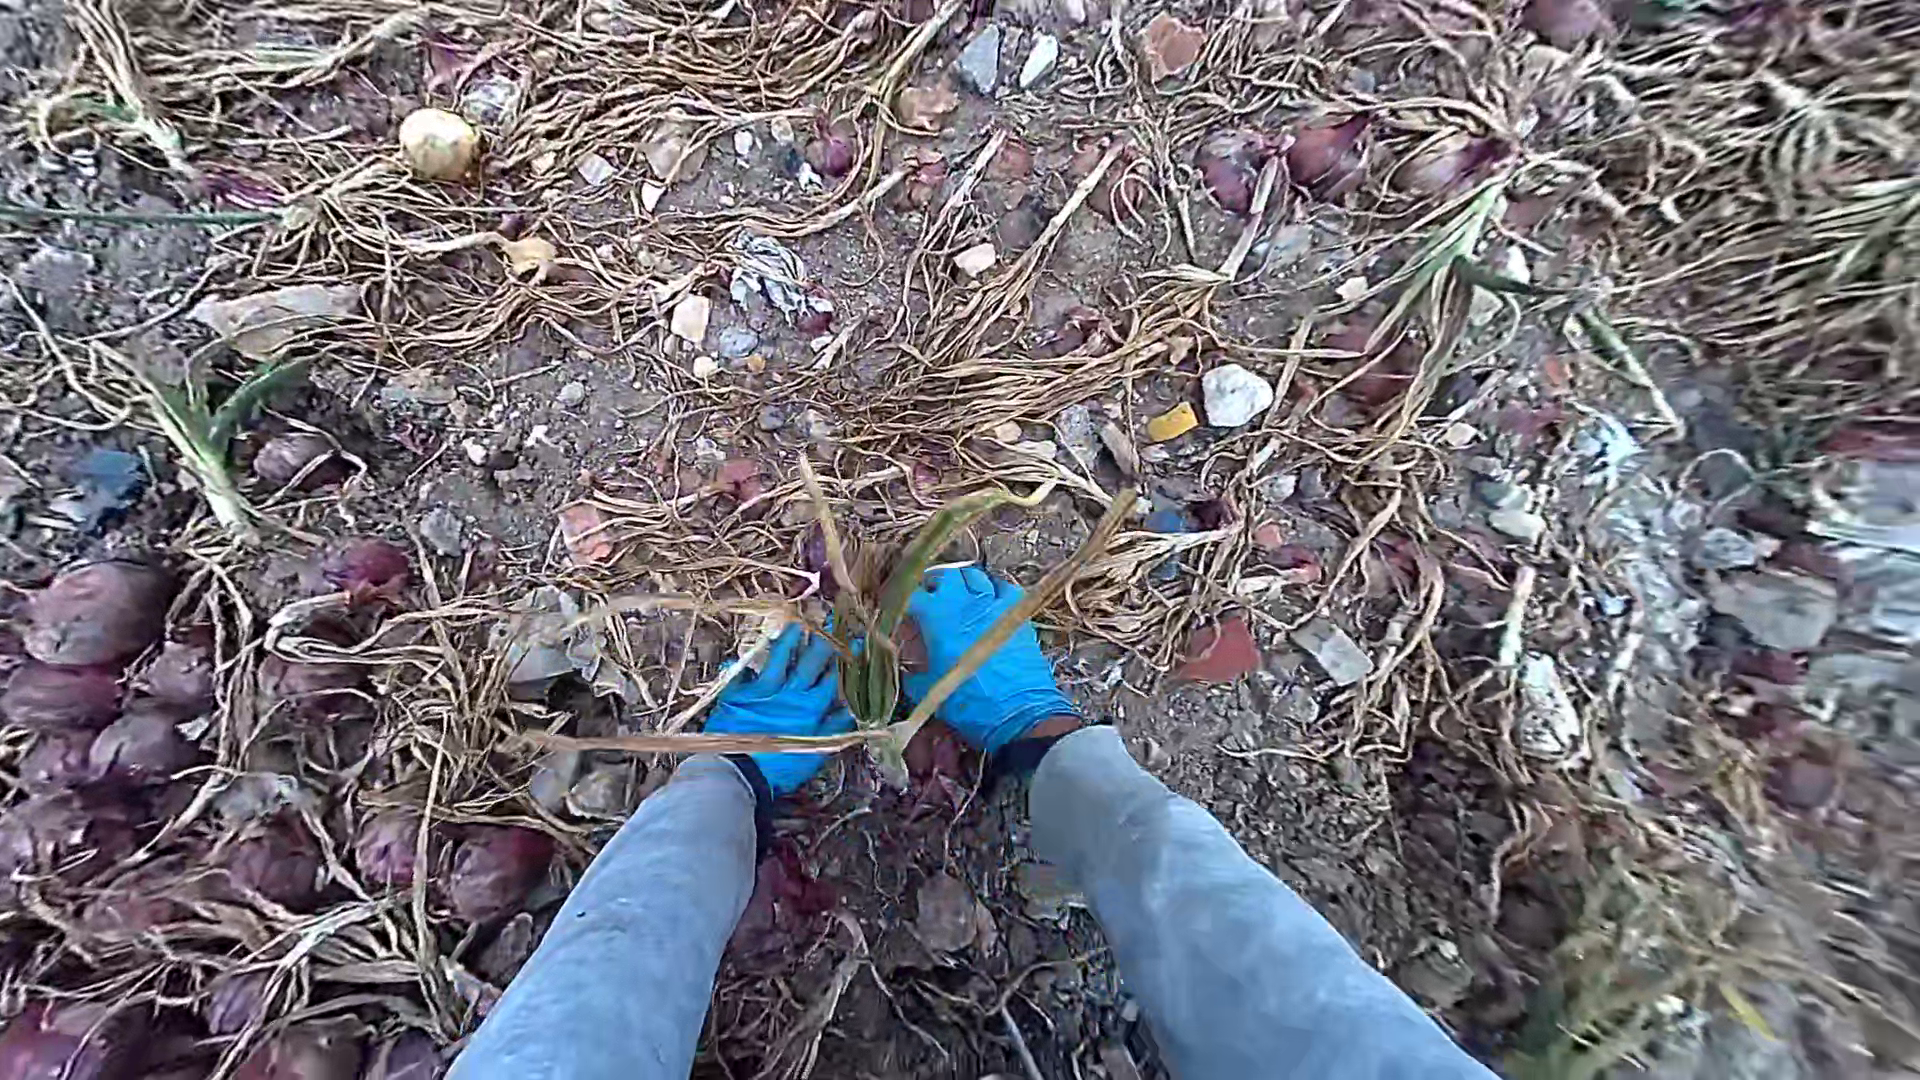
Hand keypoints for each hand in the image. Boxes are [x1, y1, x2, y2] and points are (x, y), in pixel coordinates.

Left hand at [706, 624, 853, 794]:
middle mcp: (790, 693)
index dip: (845, 658)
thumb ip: (834, 728)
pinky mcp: (739, 694)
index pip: (834, 676)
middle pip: (810, 661)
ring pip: (779, 658)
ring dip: (789, 640)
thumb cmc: (781, 768)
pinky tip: (742, 653)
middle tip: (830, 623)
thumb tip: (851, 710)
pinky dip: (741, 664)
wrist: (737, 774)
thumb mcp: (816, 753)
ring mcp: (764, 690)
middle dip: (823, 641)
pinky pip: (741, 673)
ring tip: (796, 624)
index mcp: (812, 707)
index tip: (854, 641)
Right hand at [902, 567, 1076, 753]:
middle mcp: (964, 602)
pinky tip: (991, 598)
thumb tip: (909, 672)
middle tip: (930, 595)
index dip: (905, 601)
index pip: (914, 595)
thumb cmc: (970, 703)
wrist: (1018, 712)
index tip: (903, 610)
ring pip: (974, 574)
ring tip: (959, 592)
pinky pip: (1004, 587)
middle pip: (945, 575)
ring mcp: (993, 604)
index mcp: (937, 618)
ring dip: (963, 581)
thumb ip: (913, 677)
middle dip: (934, 583)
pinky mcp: (1016, 612)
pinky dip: (994, 588)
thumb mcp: (930, 693)